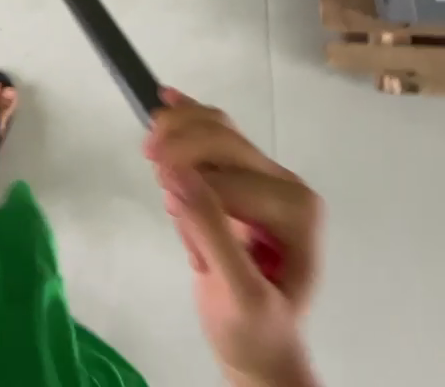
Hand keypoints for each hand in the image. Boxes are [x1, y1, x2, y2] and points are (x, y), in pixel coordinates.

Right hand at [145, 88, 322, 386]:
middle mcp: (286, 185)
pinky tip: (167, 99)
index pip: (230, 178)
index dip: (191, 182)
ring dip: (178, 135)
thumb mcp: (237, 291)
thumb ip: (211, 230)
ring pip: (216, 129)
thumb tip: (175, 172)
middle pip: (225, 140)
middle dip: (181, 145)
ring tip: (152, 153)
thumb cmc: (254, 327)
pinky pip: (213, 133)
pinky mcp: (241, 177)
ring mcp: (263, 178)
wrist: (258, 344)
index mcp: (296, 211)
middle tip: (148, 158)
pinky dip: (186, 116)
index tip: (166, 204)